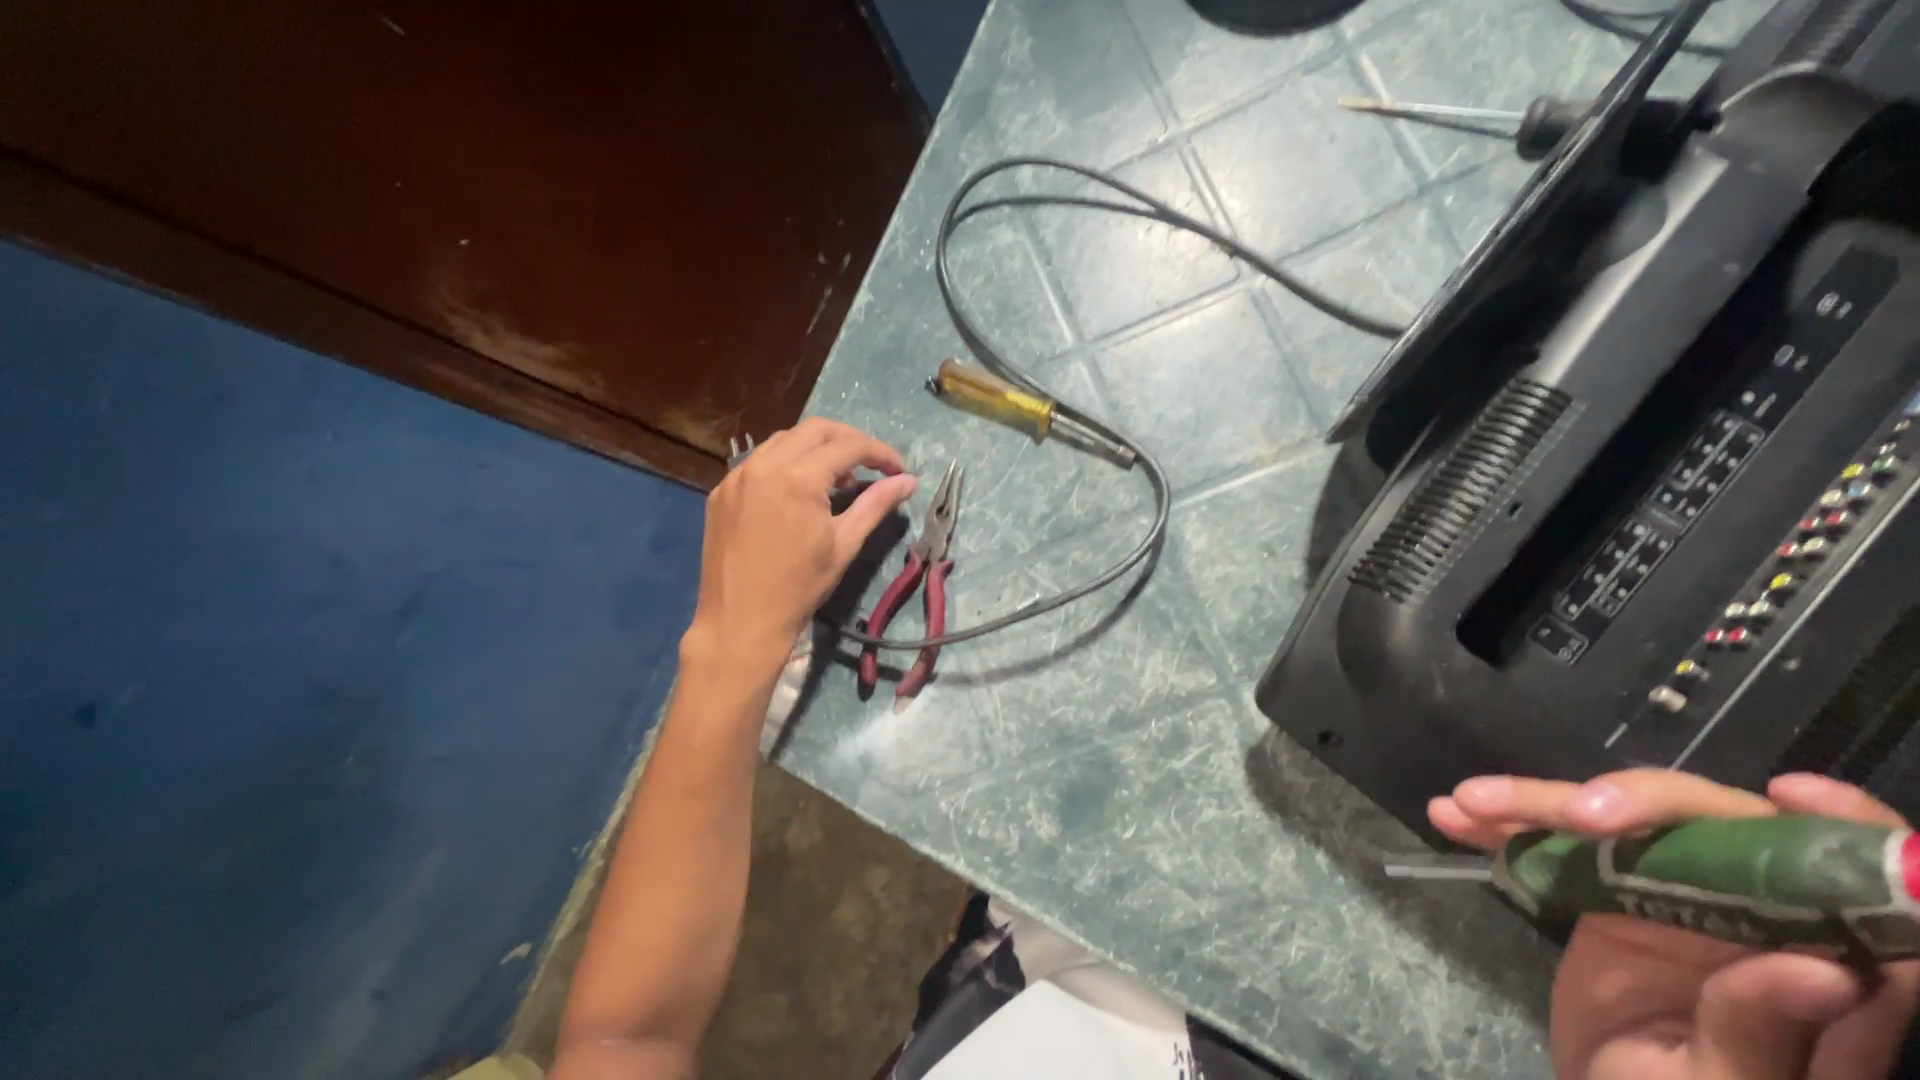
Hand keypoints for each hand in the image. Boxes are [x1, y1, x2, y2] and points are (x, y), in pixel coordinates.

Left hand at [685, 418, 916, 666]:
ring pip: (784, 440)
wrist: (740, 621)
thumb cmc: (799, 588)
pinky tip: (799, 491)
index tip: (899, 469)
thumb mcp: (845, 545)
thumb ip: (876, 504)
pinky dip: (786, 463)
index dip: (880, 453)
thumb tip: (909, 481)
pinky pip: (759, 462)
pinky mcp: (722, 491)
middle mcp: (764, 465)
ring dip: (816, 448)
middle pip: (815, 430)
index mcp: (798, 478)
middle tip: (872, 464)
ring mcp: (737, 476)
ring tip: (838, 478)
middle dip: (849, 440)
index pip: (849, 446)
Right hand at [1429, 770, 1919, 1079]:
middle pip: (1710, 822)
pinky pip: (1551, 841)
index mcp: (1819, 956)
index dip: (1839, 825)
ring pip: (1616, 820)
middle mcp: (1750, 907)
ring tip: (1470, 801)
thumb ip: (1762, 1033)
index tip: (1788, 795)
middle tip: (1578, 815)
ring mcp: (1668, 890)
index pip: (1855, 871)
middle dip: (1643, 801)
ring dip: (1541, 801)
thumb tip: (1821, 971)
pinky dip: (1502, 825)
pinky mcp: (1600, 888)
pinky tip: (1452, 817)